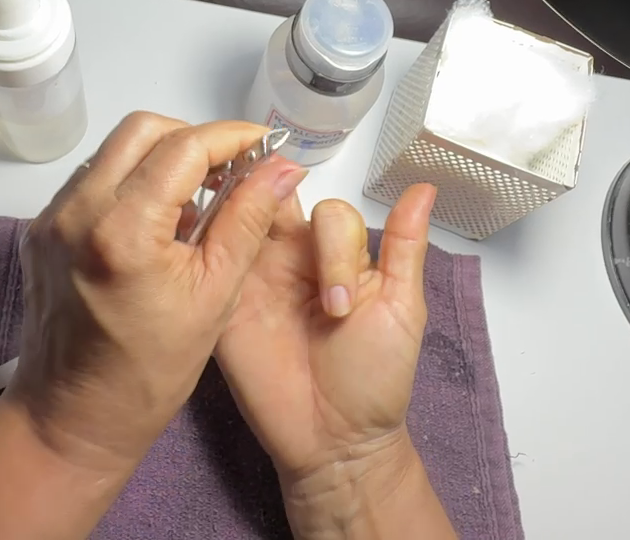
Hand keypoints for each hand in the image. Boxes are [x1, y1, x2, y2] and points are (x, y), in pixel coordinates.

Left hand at [9, 112, 308, 473]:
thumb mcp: (215, 295)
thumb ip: (248, 219)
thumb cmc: (149, 372)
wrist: (70, 419)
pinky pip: (94, 176)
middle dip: (194, 137)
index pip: (185, 147)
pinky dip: (132, 179)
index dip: (231, 137)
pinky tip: (158, 217)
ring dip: (162, 155)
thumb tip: (282, 168)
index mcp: (124, 231)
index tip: (262, 144)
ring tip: (196, 194)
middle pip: (144, 129)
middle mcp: (78, 210)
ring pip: (115, 148)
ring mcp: (53, 216)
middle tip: (229, 168)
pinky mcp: (42, 226)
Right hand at [216, 184, 454, 537]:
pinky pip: (210, 261)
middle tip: (268, 207)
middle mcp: (292, 254)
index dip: (333, 249)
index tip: (340, 306)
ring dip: (235, 208)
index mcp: (335, 252)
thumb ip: (405, 245)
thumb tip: (424, 186)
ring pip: (239, 218)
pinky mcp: (224, 301)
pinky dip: (205, 246)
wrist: (337, 443)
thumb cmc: (375, 378)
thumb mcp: (400, 307)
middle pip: (276, 198)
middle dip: (268, 187)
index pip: (328, 214)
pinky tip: (207, 245)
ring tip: (240, 223)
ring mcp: (254, 275)